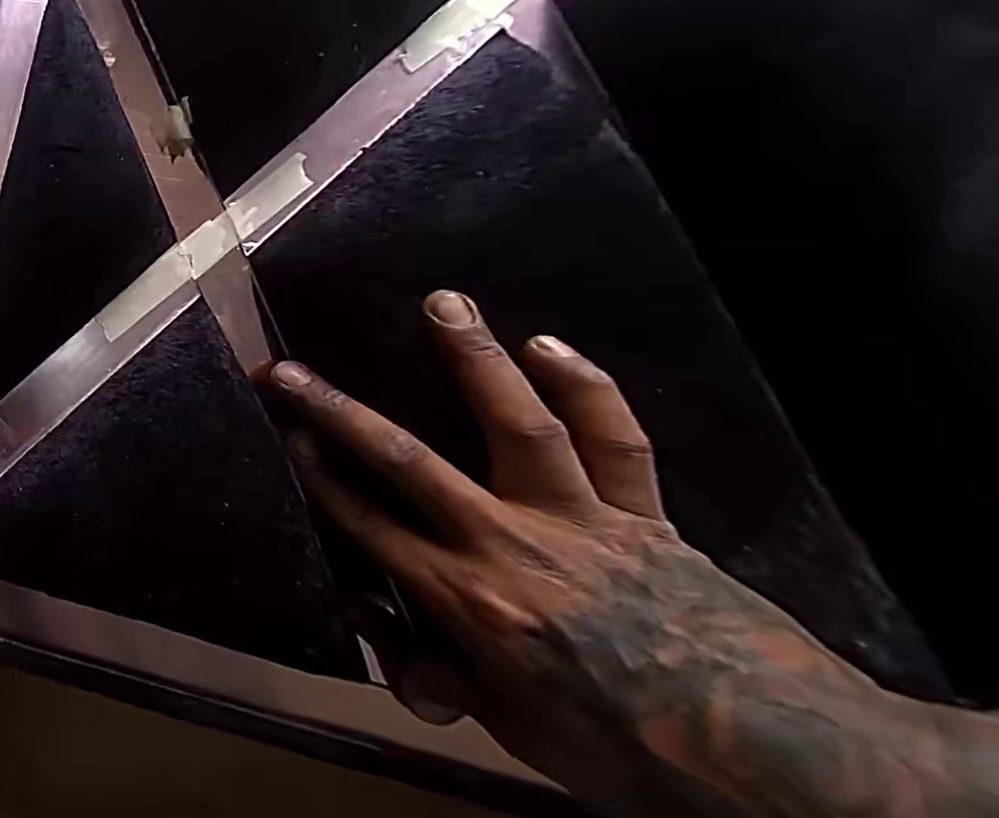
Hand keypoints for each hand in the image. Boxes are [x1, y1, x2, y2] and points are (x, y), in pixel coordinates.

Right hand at [267, 291, 943, 814]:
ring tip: (443, 303)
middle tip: (291, 372)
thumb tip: (402, 658)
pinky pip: (616, 441)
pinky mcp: (641, 515)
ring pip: (519, 424)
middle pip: (404, 462)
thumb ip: (450, 681)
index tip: (287, 435)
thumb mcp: (514, 730)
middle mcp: (510, 545)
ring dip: (475, 358)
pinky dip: (585, 387)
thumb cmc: (627, 750)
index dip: (318, 477)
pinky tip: (549, 342)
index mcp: (467, 602)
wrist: (785, 768)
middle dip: (335, 413)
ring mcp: (579, 520)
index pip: (365, 524)